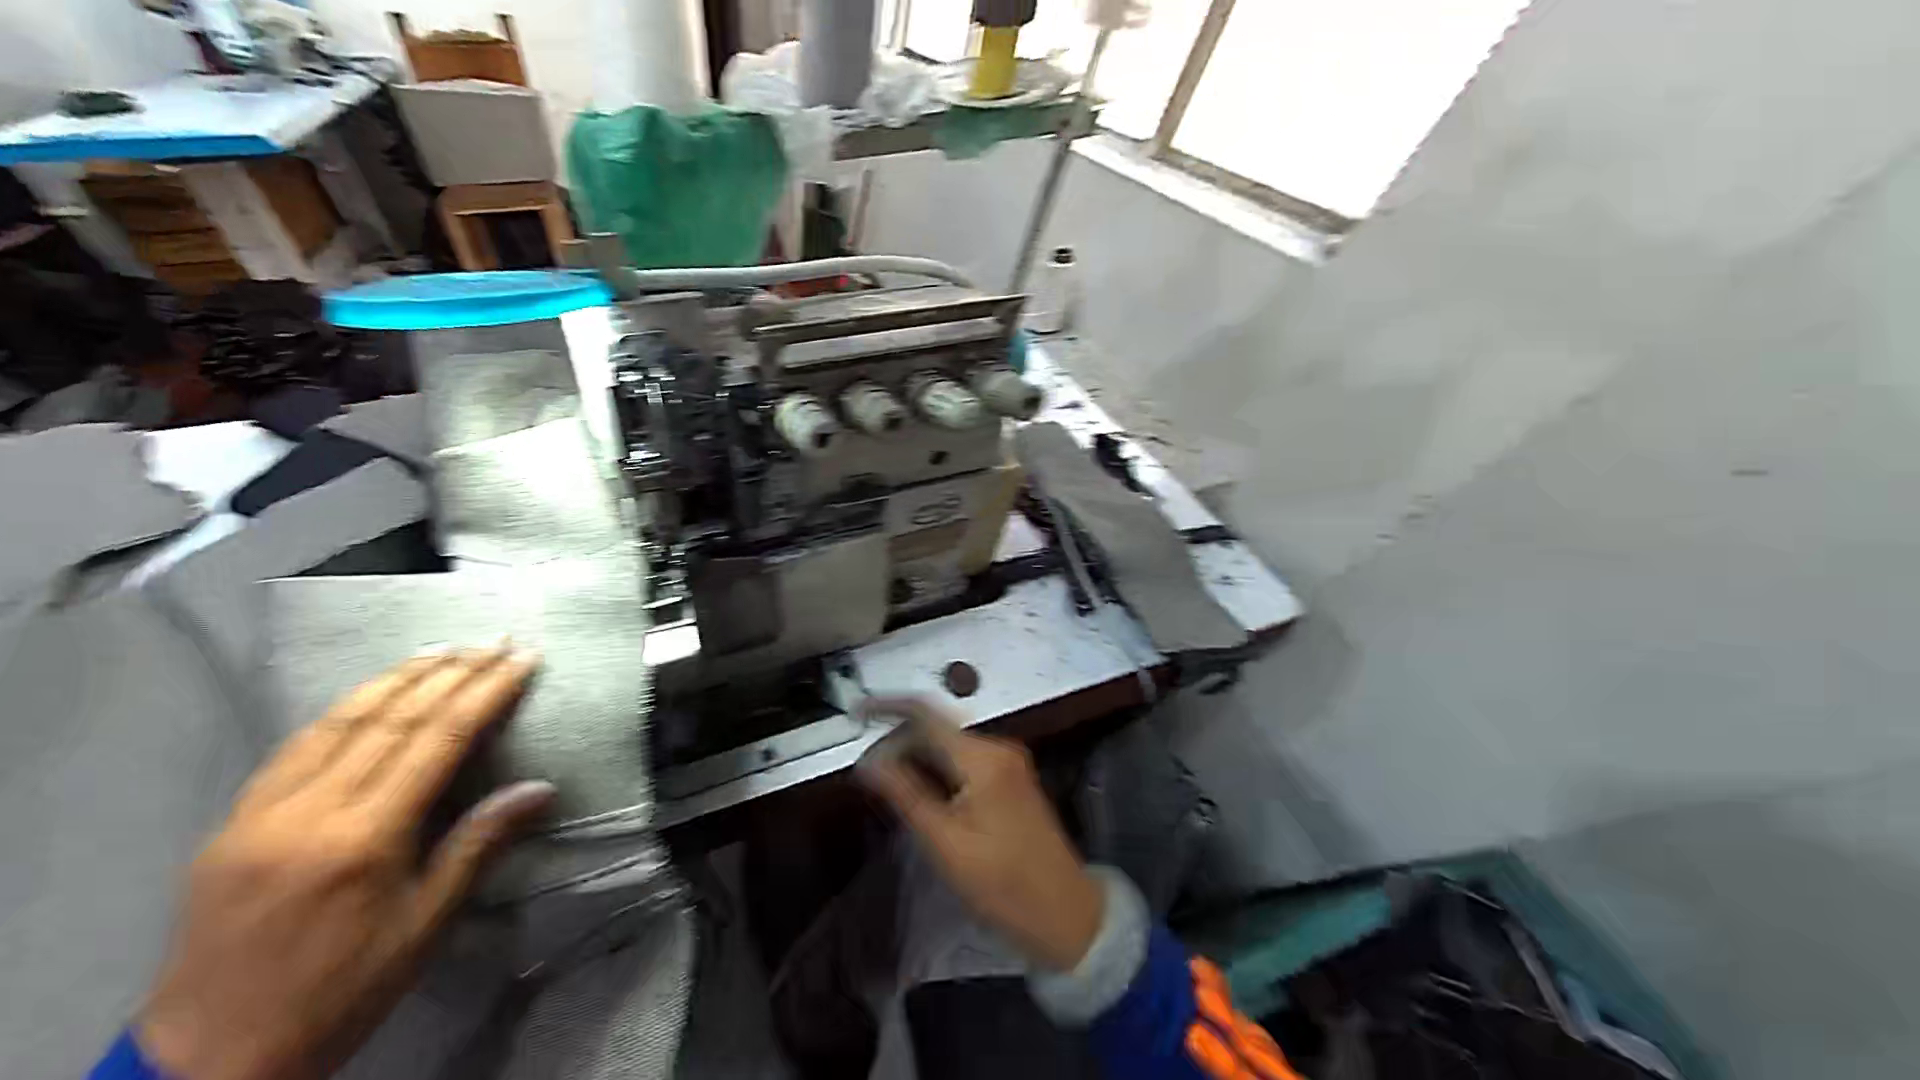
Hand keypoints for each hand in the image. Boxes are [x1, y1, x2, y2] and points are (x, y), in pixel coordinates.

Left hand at [136, 646, 555, 1079]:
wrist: (208, 1059)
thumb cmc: (342, 990)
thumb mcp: (425, 925)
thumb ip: (479, 845)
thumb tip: (540, 787)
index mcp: (363, 837)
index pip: (438, 739)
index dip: (486, 692)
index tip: (522, 660)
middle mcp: (309, 810)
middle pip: (392, 718)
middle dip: (451, 673)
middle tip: (494, 642)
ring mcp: (261, 812)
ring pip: (339, 721)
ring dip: (397, 678)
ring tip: (442, 650)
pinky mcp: (232, 823)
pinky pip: (295, 747)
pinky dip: (344, 709)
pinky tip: (370, 694)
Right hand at [856, 697, 1103, 971]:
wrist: (1068, 916)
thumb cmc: (1004, 885)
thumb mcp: (946, 844)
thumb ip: (906, 795)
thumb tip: (868, 762)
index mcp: (983, 758)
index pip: (926, 713)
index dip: (887, 707)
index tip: (856, 712)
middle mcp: (998, 748)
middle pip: (937, 727)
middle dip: (899, 739)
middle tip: (867, 768)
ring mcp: (1009, 763)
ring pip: (949, 744)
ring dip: (916, 756)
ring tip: (885, 781)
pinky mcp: (1011, 780)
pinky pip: (964, 761)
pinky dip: (937, 769)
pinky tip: (920, 792)